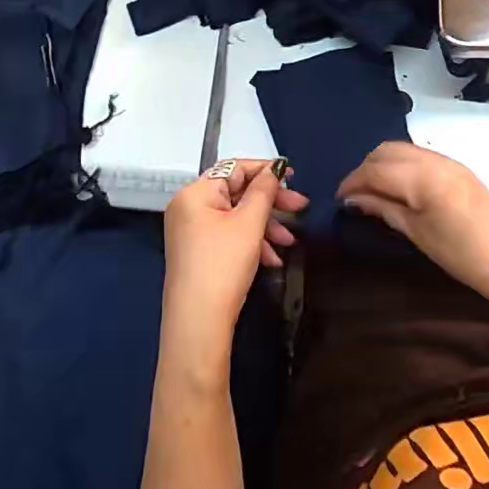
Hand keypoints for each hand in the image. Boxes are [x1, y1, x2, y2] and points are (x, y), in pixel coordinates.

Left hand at [162, 159, 308, 359]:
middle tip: (300, 207)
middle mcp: (188, 207)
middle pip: (235, 192)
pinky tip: (272, 258)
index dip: (265, 170)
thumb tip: (273, 169)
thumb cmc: (223, 265)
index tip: (292, 175)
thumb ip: (264, 192)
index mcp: (195, 193)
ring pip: (235, 217)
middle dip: (270, 202)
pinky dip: (250, 242)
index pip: (233, 168)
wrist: (199, 320)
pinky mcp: (197, 251)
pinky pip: (227, 235)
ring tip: (289, 242)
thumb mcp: (249, 224)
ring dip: (264, 226)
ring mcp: (190, 230)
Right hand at [336, 142, 488, 289]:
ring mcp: (449, 162)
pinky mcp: (458, 169)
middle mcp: (435, 160)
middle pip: (385, 151)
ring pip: (401, 150)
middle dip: (364, 169)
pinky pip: (418, 156)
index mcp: (423, 177)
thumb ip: (383, 208)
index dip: (351, 182)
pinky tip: (397, 188)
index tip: (338, 200)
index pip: (374, 170)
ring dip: (381, 165)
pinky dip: (400, 166)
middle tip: (354, 196)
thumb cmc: (463, 256)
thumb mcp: (416, 233)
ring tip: (372, 192)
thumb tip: (353, 199)